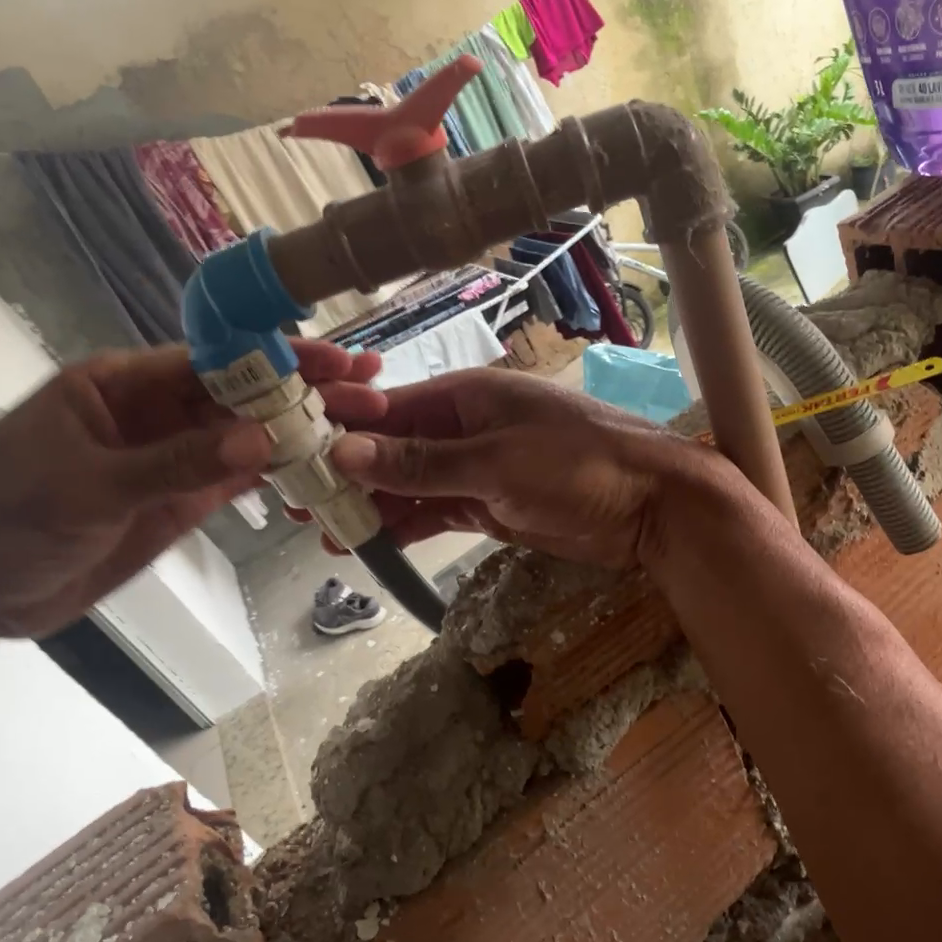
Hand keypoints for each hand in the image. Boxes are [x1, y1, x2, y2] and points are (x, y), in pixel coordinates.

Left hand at [0, 342, 385, 644]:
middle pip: (243, 393)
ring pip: (252, 433)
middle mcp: (155, 412)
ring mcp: (175, 456)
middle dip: (307, 389)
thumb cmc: (5, 522)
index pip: (211, 361)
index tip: (336, 359)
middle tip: (373, 389)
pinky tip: (328, 463)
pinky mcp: (185, 498)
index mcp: (119, 385)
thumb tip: (268, 438)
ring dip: (306, 428)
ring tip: (367, 423)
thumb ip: (180, 462)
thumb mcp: (88, 487)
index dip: (277, 357)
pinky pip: (243, 475)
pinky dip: (284, 470)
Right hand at [310, 368, 734, 568]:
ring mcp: (479, 468)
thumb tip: (344, 450)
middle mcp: (466, 428)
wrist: (653, 507)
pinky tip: (371, 544)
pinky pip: (438, 510)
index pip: (388, 406)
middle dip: (347, 471)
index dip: (338, 426)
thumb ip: (423, 462)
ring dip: (371, 504)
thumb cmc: (580, 467)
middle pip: (393, 446)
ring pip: (411, 482)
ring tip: (321, 532)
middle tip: (295, 502)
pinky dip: (407, 524)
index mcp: (467, 397)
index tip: (288, 451)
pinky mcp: (493, 505)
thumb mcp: (497, 462)